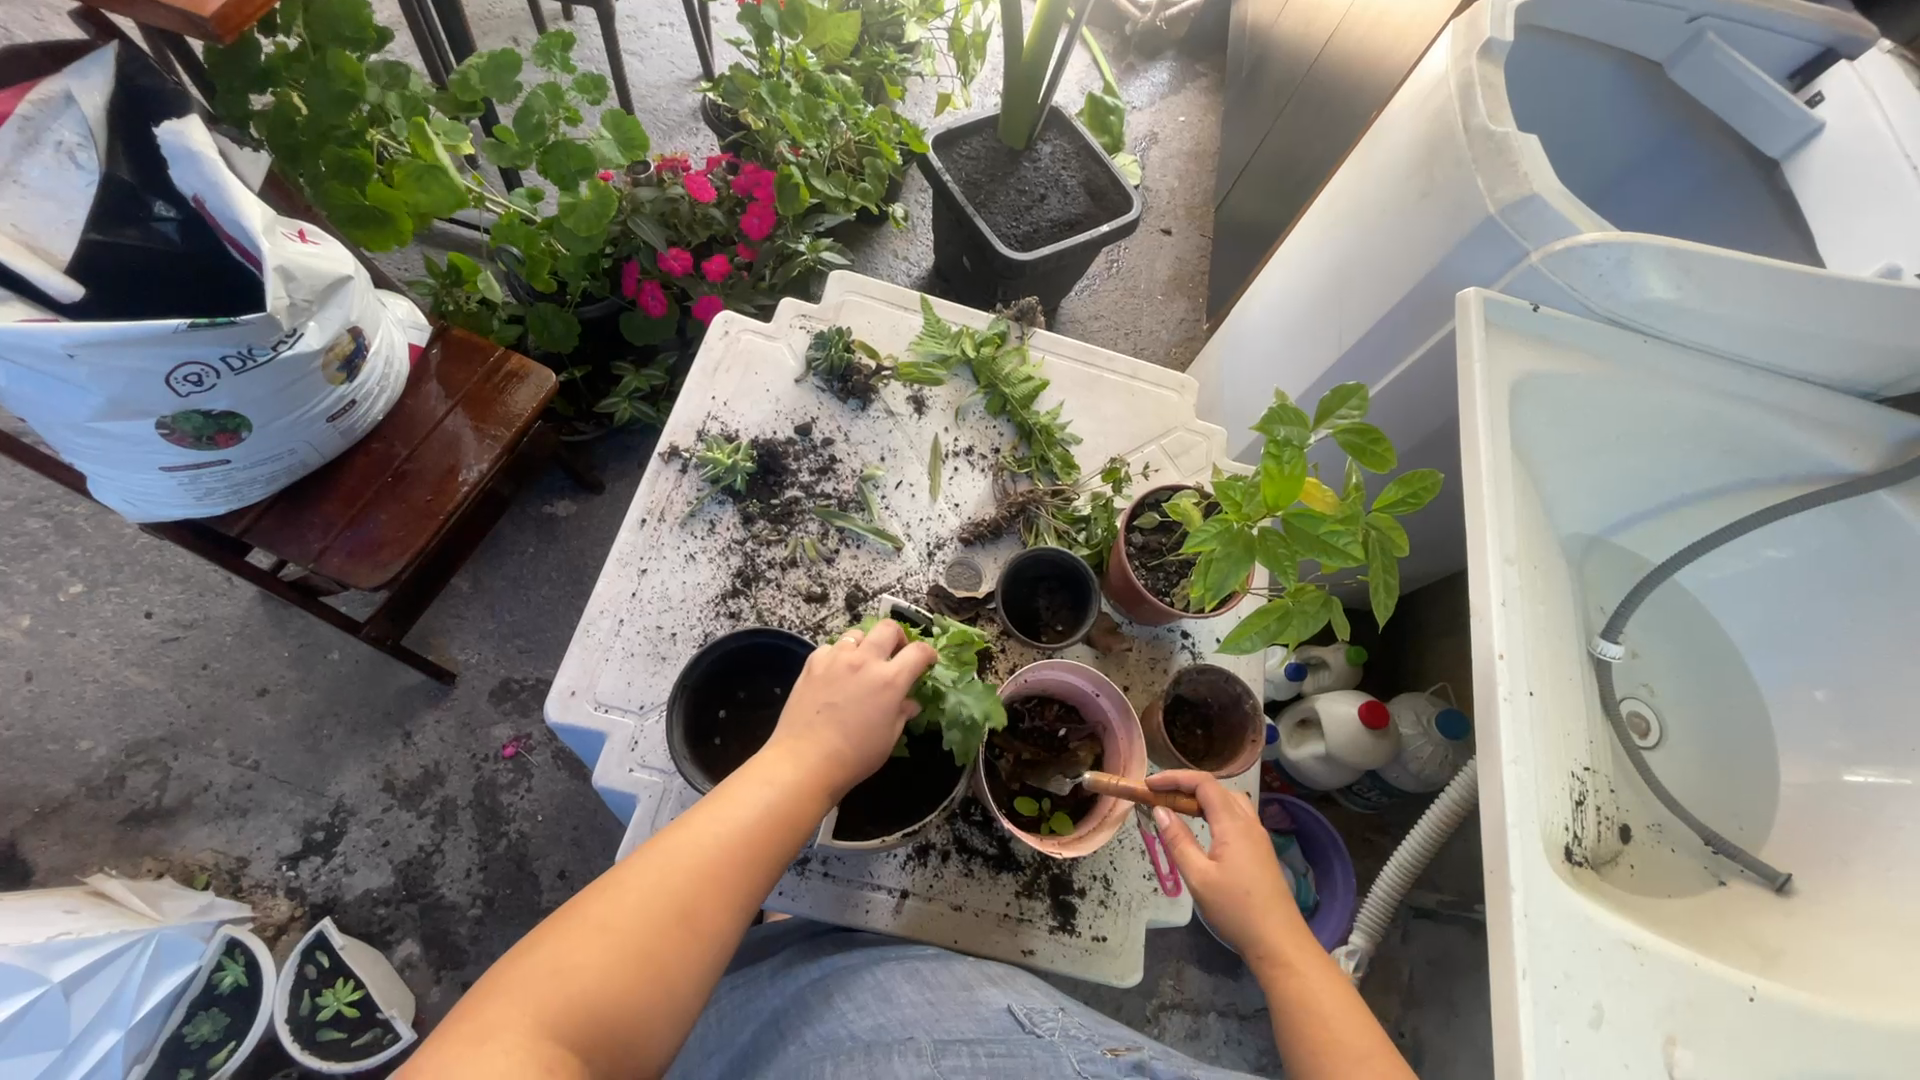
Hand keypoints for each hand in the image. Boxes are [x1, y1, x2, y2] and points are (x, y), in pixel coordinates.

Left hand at [760, 620, 936, 801]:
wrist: (805, 760)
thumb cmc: (854, 756)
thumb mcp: (888, 738)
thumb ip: (901, 714)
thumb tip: (910, 703)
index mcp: (890, 680)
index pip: (918, 652)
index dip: (928, 653)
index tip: (929, 660)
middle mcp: (865, 661)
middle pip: (888, 628)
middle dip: (898, 637)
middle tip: (896, 654)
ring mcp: (836, 659)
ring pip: (857, 633)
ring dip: (866, 644)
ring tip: (863, 661)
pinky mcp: (813, 663)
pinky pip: (831, 647)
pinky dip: (838, 654)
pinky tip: (836, 671)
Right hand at [1147, 770, 1310, 972]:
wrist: (1279, 943)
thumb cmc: (1236, 910)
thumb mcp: (1198, 877)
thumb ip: (1178, 840)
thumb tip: (1160, 810)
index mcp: (1233, 824)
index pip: (1203, 783)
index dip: (1174, 778)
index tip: (1149, 785)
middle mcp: (1249, 823)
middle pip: (1218, 788)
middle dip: (1187, 785)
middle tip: (1160, 797)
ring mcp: (1258, 837)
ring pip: (1230, 802)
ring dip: (1203, 798)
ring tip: (1179, 809)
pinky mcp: (1261, 851)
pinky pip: (1237, 817)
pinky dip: (1215, 812)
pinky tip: (1204, 829)